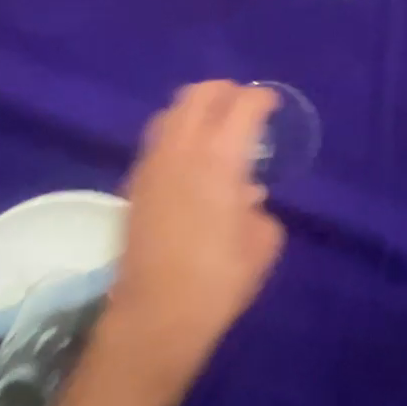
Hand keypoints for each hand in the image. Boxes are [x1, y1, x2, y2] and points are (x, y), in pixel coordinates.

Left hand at [102, 81, 284, 386]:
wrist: (156, 314)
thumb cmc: (219, 280)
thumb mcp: (261, 244)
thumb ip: (260, 207)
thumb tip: (248, 194)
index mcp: (221, 156)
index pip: (243, 105)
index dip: (261, 98)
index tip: (272, 103)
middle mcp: (183, 147)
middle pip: (201, 94)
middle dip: (226, 91)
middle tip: (243, 105)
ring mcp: (153, 161)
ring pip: (172, 111)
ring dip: (197, 108)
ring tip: (215, 126)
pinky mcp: (134, 181)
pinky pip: (157, 138)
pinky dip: (177, 132)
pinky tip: (190, 157)